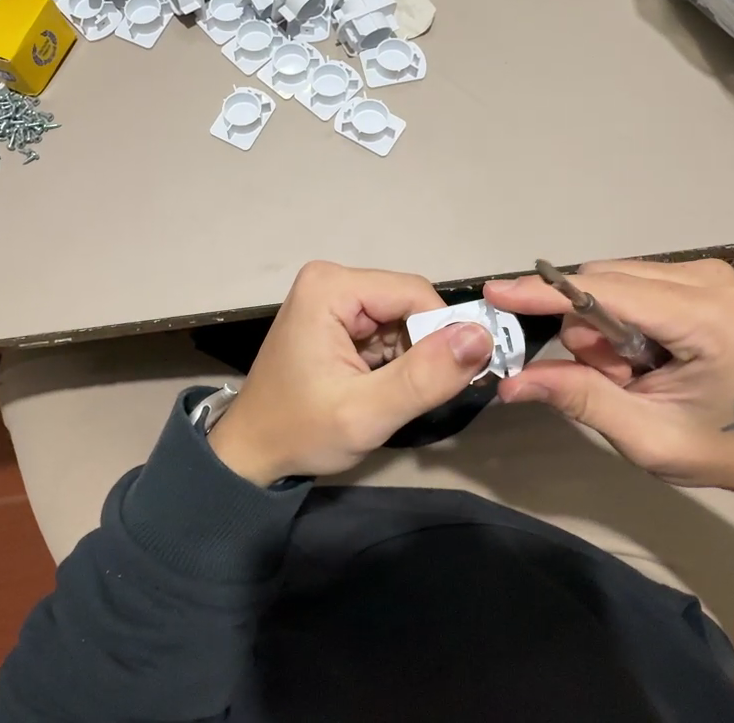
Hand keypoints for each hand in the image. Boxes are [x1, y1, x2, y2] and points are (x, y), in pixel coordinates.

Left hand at [208, 261, 493, 485]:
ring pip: (403, 319)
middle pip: (410, 303)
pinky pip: (387, 330)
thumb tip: (481, 337)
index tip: (444, 381)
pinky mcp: (336, 319)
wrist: (251, 454)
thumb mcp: (366, 413)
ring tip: (390, 395)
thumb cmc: (300, 432)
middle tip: (413, 395)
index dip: (441, 336)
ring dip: (410, 358)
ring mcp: (332, 298)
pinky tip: (380, 388)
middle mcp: (331, 280)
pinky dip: (395, 361)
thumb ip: (424, 376)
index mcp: (331, 286)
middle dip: (424, 348)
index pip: (415, 294)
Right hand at [481, 259, 733, 493]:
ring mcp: (708, 272)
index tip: (495, 292)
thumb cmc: (718, 448)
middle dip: (586, 329)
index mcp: (711, 321)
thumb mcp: (646, 438)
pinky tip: (640, 353)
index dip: (548, 292)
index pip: (610, 292)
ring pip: (611, 278)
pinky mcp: (699, 274)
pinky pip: (626, 281)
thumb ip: (580, 399)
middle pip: (605, 280)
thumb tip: (510, 383)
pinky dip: (615, 317)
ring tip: (631, 373)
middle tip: (612, 379)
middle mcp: (712, 281)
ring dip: (600, 326)